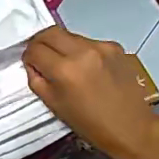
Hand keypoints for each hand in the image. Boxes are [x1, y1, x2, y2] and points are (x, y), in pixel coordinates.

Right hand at [22, 25, 158, 158]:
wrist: (129, 126)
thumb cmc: (88, 123)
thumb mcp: (54, 105)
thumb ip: (37, 80)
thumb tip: (33, 64)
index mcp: (64, 70)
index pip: (35, 49)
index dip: (28, 56)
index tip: (30, 64)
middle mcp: (82, 51)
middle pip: (51, 32)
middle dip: (40, 42)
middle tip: (40, 54)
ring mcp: (101, 46)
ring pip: (70, 35)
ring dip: (61, 45)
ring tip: (64, 63)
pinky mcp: (115, 46)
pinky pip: (89, 42)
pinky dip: (81, 51)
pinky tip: (87, 67)